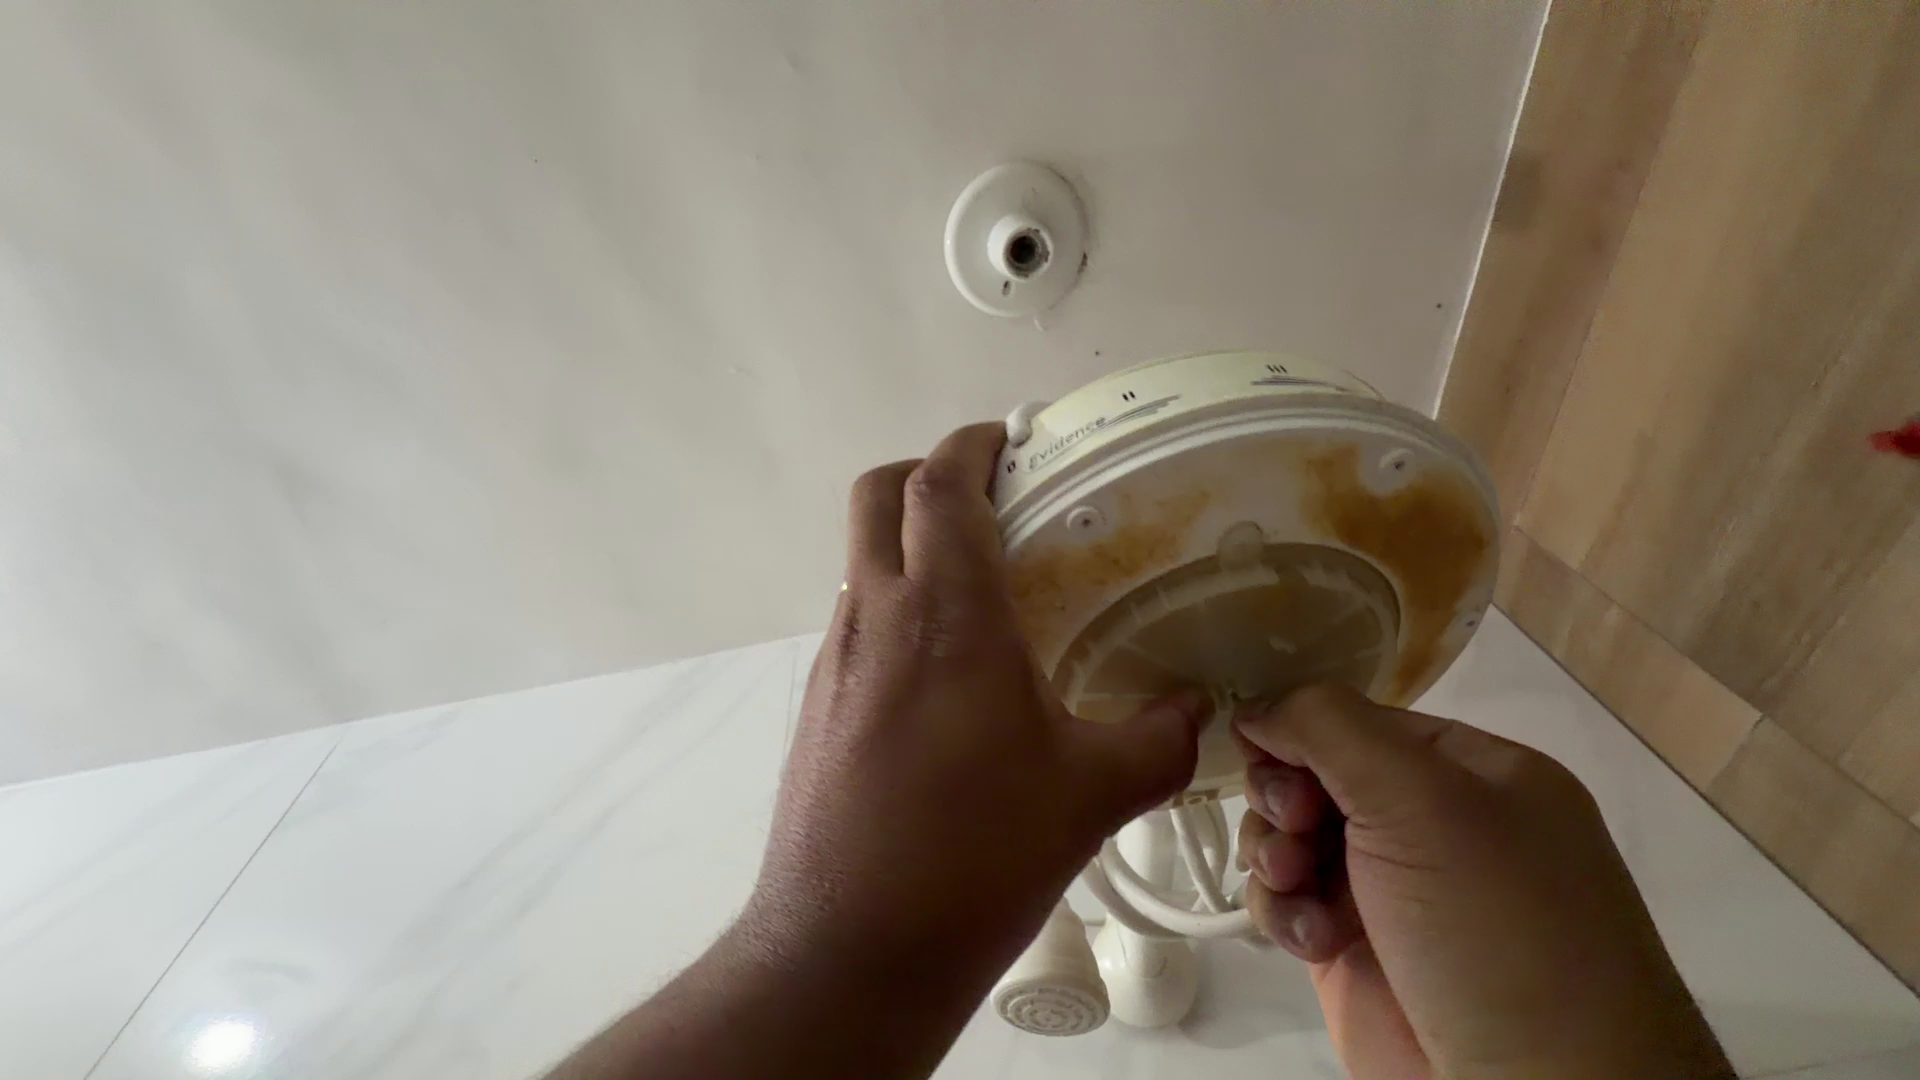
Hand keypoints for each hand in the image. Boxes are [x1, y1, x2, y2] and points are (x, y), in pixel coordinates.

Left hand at [741, 422, 1206, 986]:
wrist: (849, 945)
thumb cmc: (973, 855)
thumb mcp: (1090, 795)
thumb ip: (1158, 740)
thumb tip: (1197, 711)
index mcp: (945, 614)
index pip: (940, 485)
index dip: (971, 444)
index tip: (1008, 438)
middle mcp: (877, 616)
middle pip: (876, 494)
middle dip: (926, 472)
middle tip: (988, 497)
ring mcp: (836, 658)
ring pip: (862, 557)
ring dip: (908, 542)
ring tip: (977, 585)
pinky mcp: (819, 702)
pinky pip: (856, 618)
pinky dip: (895, 604)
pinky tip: (944, 668)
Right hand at [1235, 684, 1731, 1079]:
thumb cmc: (1493, 929)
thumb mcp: (1421, 800)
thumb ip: (1327, 726)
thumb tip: (1253, 705)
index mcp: (1470, 773)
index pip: (1355, 720)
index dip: (1300, 728)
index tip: (1265, 753)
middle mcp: (1428, 823)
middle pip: (1312, 773)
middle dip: (1283, 795)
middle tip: (1292, 825)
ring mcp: (1387, 886)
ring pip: (1287, 833)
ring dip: (1274, 853)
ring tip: (1292, 886)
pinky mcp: (1351, 944)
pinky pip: (1286, 897)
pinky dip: (1282, 910)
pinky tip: (1309, 939)